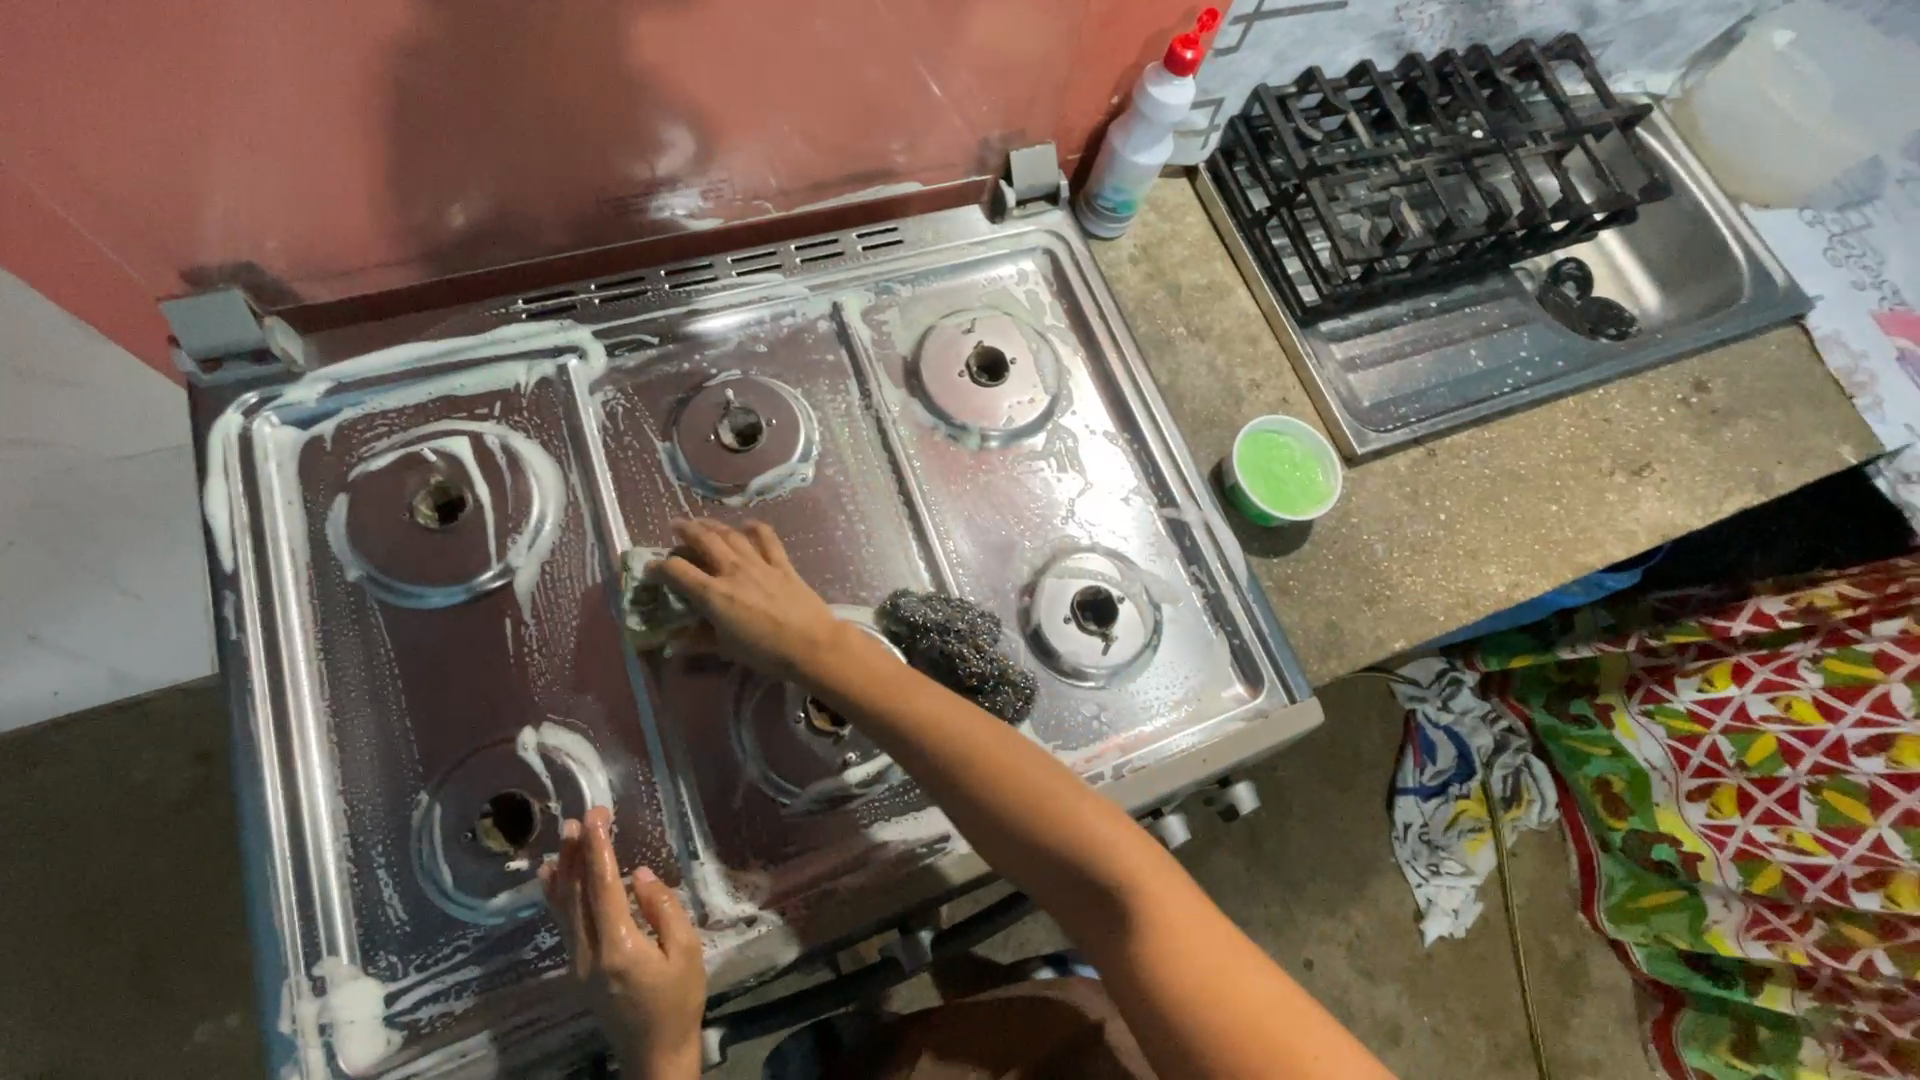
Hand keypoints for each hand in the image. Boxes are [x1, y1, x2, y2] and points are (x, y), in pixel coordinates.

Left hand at [540, 806, 704, 1078]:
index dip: (599, 849)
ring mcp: (578, 963)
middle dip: (578, 852)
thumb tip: (641, 876)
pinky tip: (554, 879)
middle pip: (576, 894)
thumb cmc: (679, 1000)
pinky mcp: (578, 970)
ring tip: (563, 839)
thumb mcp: (687, 952)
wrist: (655, 1052)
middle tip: (580, 817)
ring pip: (563, 908)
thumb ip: (664, 910)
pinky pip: (563, 923)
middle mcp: (589, 953)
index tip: (597, 817)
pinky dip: (557, 896)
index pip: (603, 887)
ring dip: (565, 870)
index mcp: (619, 947)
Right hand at [655, 519, 847, 680]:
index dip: (659, 567)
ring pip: (731, 535)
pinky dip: (755, 528)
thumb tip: (674, 642)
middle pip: (703, 540)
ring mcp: (759, 564)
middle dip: (685, 530)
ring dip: (714, 525)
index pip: (677, 571)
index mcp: (713, 595)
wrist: (811, 644)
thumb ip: (698, 641)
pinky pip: (767, 538)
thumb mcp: (726, 649)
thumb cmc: (765, 652)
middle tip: (675, 526)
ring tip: (703, 522)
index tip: (652, 568)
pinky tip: (748, 525)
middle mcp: (733, 571)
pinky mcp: (783, 564)